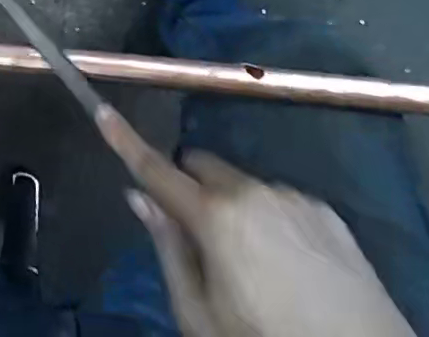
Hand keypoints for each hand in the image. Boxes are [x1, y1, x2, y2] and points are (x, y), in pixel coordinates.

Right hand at [105, 117, 413, 336]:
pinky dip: (272, 221)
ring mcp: (292, 196)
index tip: (101, 111)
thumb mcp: (201, 318)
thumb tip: (139, 198)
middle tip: (200, 241)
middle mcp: (252, 190)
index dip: (124, 141)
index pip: (156, 170)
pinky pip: (281, 201)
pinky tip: (294, 270)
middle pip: (201, 167)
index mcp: (215, 217)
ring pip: (242, 186)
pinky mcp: (326, 211)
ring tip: (259, 269)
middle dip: (191, 189)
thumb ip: (168, 250)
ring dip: (234, 209)